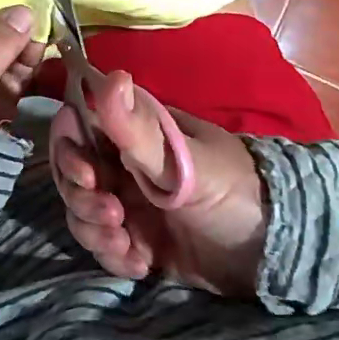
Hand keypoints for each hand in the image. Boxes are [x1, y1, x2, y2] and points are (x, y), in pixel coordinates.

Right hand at [50, 71, 266, 296]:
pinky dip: (115, 257)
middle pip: (73, 175)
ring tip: (128, 245)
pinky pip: (104, 247)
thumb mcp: (184, 161)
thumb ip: (139, 128)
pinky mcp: (136, 240)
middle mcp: (125, 165)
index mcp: (135, 134)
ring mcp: (130, 203)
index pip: (78, 128)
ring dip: (96, 232)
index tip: (87, 175)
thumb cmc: (231, 189)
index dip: (69, 150)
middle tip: (115, 215)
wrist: (269, 249)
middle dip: (83, 199)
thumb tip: (111, 75)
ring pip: (83, 214)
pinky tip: (142, 264)